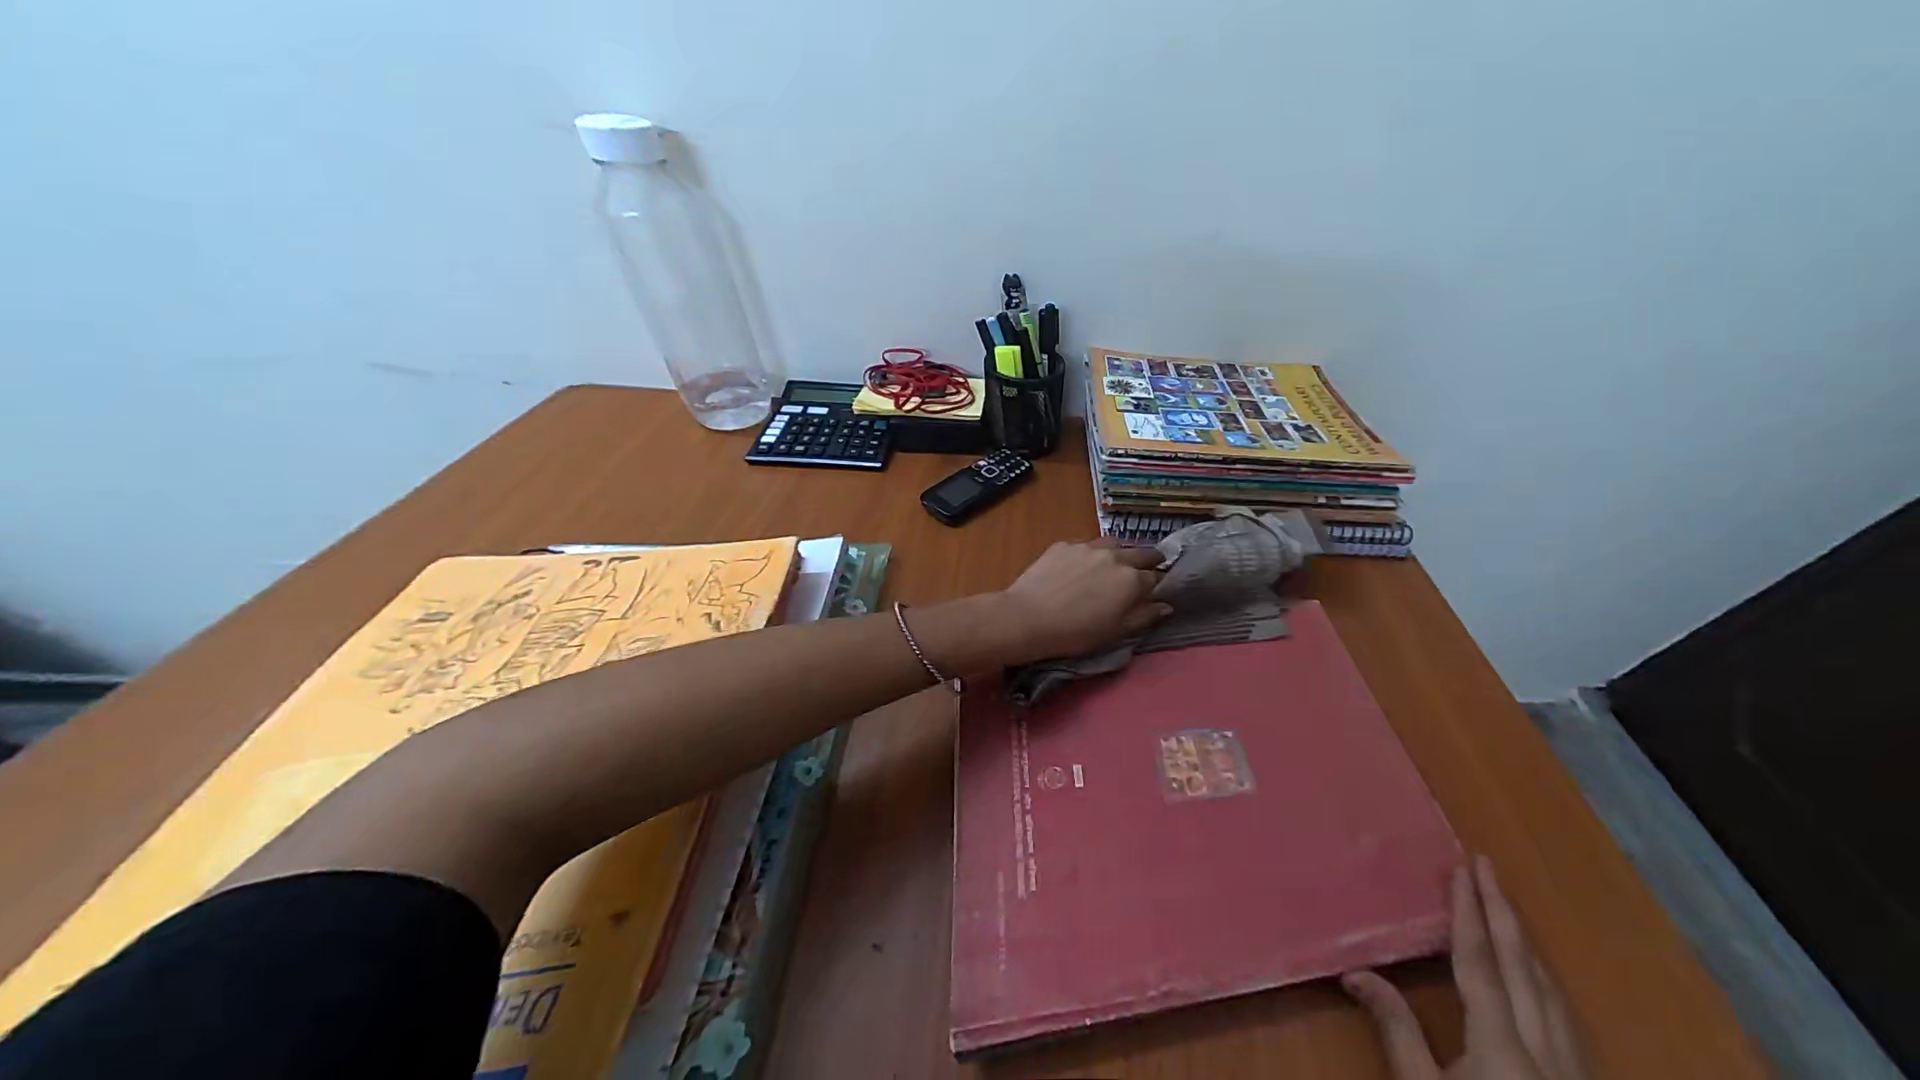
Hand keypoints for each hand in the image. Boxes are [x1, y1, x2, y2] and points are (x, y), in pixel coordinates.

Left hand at [996, 540, 1169, 663]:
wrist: (1028, 617)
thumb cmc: (1076, 633)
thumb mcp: (1116, 632)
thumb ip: (1144, 616)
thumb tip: (1166, 605)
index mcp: (1132, 580)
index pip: (1156, 577)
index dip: (1158, 584)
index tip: (1155, 589)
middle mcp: (1115, 557)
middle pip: (1141, 553)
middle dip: (1148, 560)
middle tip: (1147, 568)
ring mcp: (1088, 547)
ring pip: (1114, 544)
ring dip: (1121, 551)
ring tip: (1117, 562)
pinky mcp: (1064, 545)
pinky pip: (1085, 545)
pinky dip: (1091, 553)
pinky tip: (1083, 564)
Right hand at [1342, 857, 1592, 1079]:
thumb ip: (1398, 1032)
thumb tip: (1356, 973)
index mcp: (1500, 1043)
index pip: (1479, 960)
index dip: (1468, 911)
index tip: (1462, 868)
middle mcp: (1543, 1046)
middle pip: (1521, 966)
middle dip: (1502, 911)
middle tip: (1487, 865)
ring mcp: (1570, 1067)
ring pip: (1550, 990)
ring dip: (1525, 942)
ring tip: (1506, 907)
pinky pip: (1562, 1015)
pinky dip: (1543, 980)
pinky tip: (1537, 976)